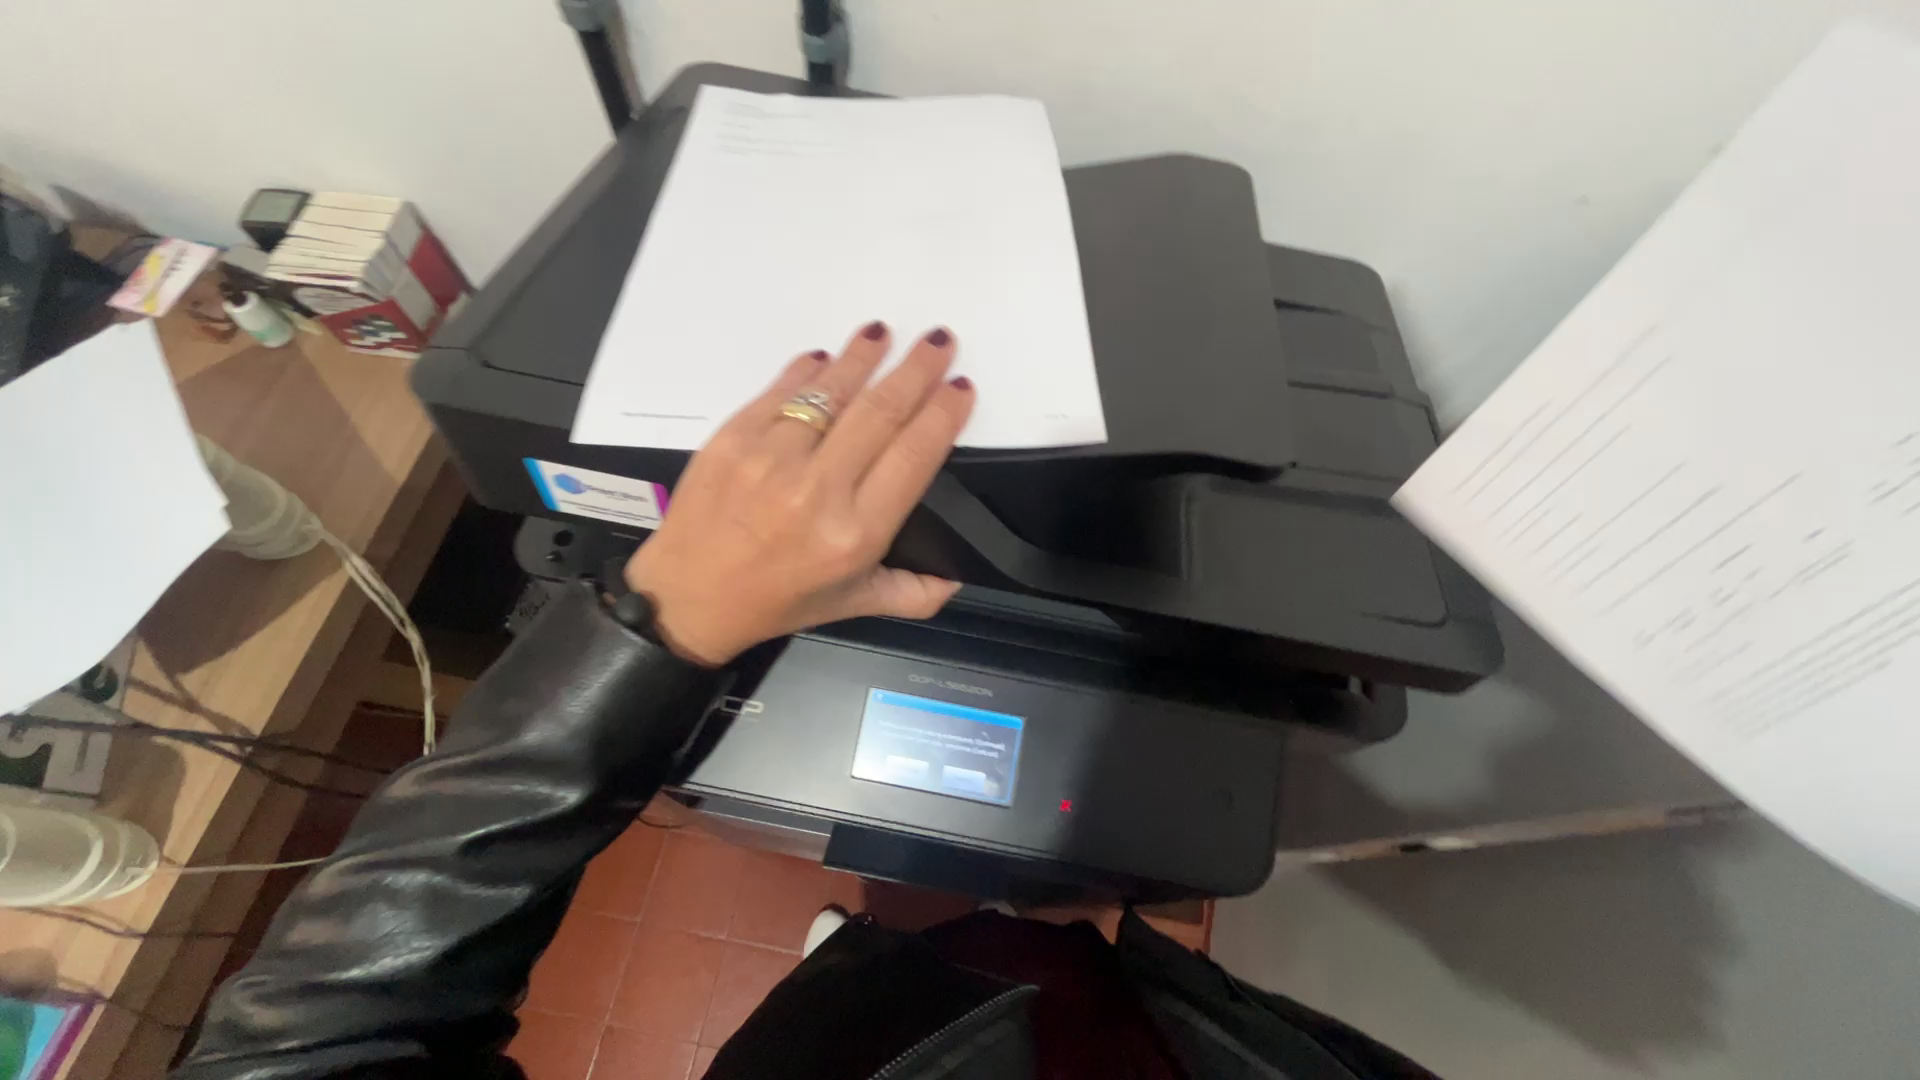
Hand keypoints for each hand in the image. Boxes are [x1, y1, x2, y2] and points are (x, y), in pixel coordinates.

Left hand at [623, 321, 975, 665]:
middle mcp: (817, 491)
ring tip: (883, 335)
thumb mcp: (853, 604)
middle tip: (938, 341)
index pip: (913, 456)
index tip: (959, 388)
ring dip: (863, 357)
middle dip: (916, 370)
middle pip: (880, 412)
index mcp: (855, 533)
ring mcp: (770, 459)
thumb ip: (912, 593)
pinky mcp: (732, 439)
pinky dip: (807, 370)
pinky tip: (827, 358)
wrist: (689, 598)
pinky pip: (780, 391)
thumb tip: (957, 576)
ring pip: (830, 392)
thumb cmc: (777, 600)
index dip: (942, 414)